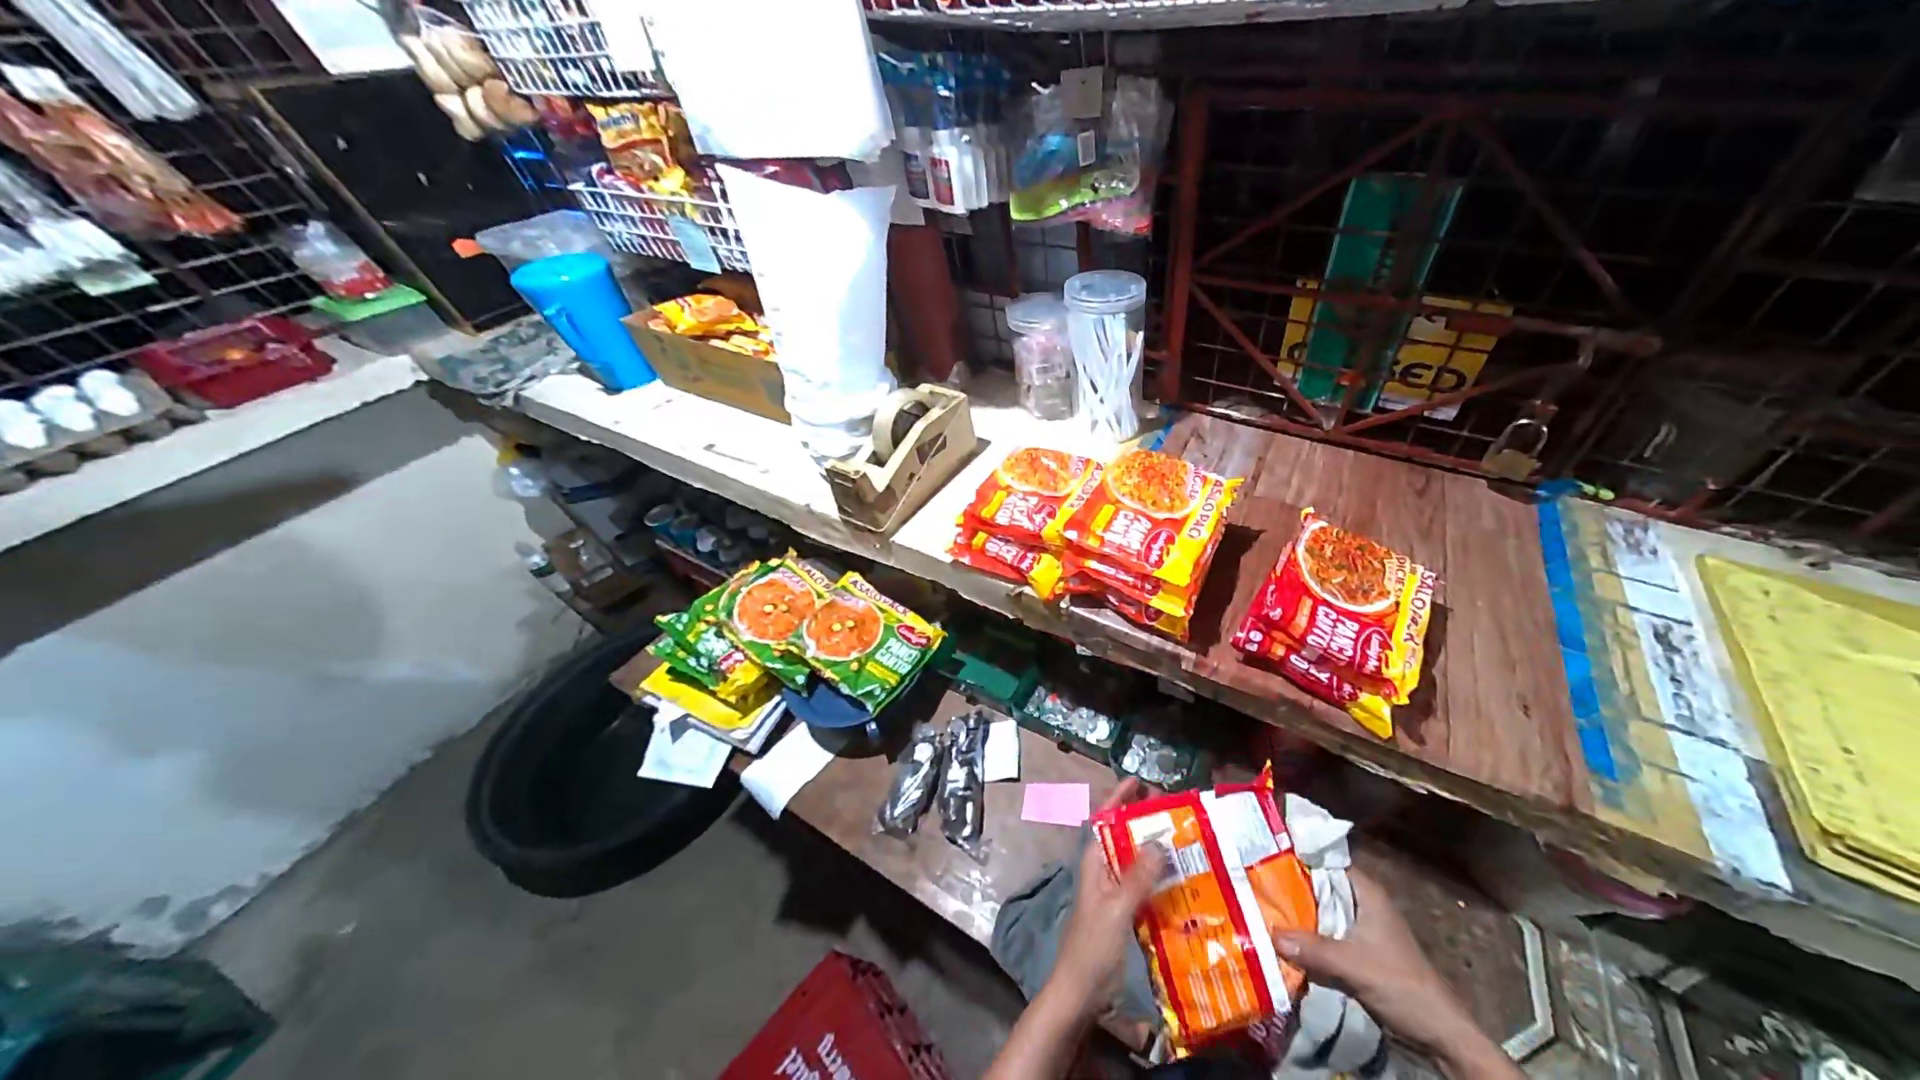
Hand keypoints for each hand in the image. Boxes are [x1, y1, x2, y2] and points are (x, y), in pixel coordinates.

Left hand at [1044, 779, 1165, 1017]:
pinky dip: (1161, 877)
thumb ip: (1137, 877)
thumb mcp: (1117, 909)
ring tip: (1187, 837)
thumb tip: (1159, 840)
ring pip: (1136, 861)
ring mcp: (1113, 892)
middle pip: (1124, 837)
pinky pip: (1145, 886)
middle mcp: (1103, 871)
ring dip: (1156, 849)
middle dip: (1145, 821)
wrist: (1081, 991)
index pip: (1105, 820)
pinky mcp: (1125, 912)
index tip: (1139, 781)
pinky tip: (1185, 879)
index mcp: (1094, 862)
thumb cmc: (1093, 947)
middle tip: (1176, 809)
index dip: (1119, 799)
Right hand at [1274, 870, 1515, 1076]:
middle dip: (1285, 883)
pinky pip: (1318, 932)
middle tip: (1248, 877)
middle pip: (1315, 883)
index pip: (1325, 858)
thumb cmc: (1403, 986)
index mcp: (1366, 892)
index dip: (1294, 852)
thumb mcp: (1356, 966)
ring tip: (1254, 903)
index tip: (1260, 849)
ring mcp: (1356, 927)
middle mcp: (1359, 903)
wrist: (1439, 1034)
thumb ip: (1314, 949)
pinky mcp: (1352, 950)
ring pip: (1315, 908)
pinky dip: (1300, 934)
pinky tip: (1274, 935)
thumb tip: (1269, 933)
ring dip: (1291, 911)